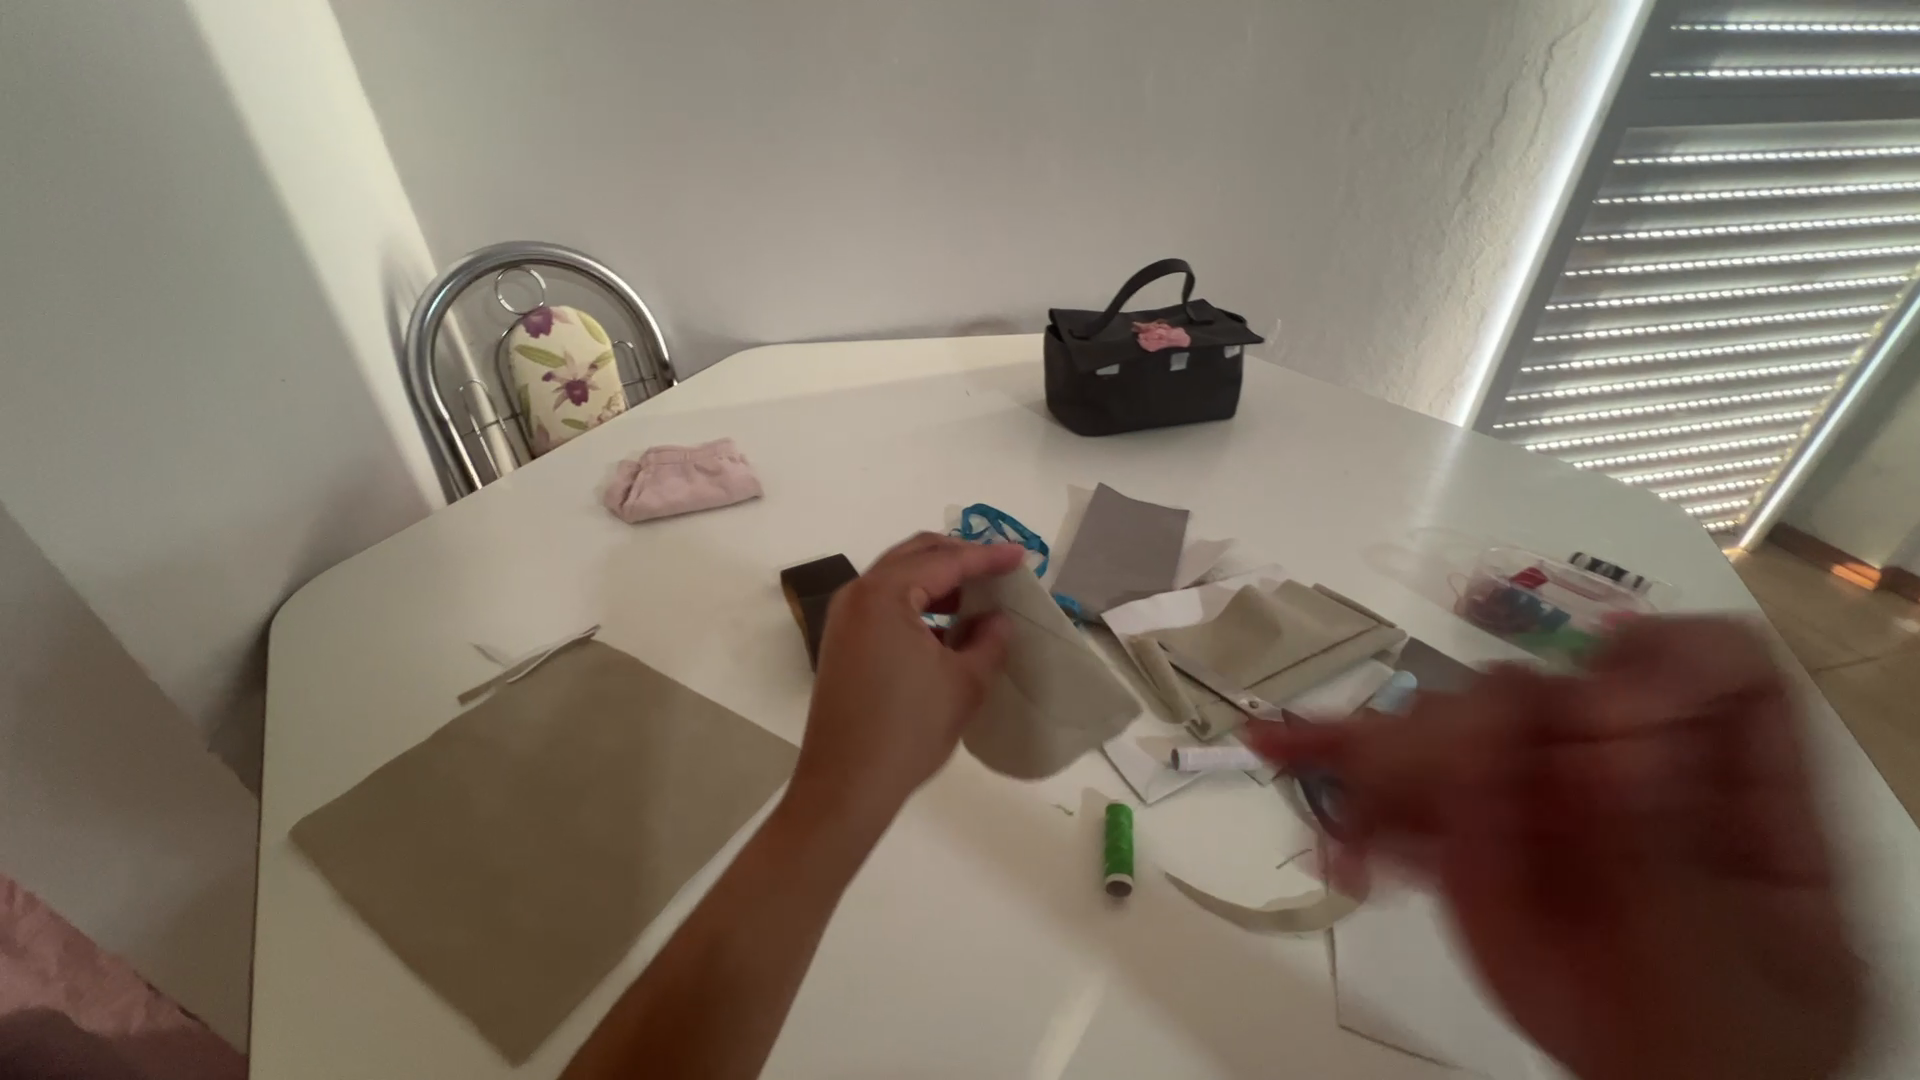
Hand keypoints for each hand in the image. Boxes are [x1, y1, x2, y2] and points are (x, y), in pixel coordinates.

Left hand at [788, 534, 1022, 830]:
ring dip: (937, 580)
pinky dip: (916, 604)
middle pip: (914, 556)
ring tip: (977, 595)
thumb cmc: (908, 730)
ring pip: (897, 579)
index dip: (987, 556)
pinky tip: (946, 627)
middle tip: (997, 567)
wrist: (846, 786)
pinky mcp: (842, 644)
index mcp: (884, 595)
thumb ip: (989, 641)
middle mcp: (858, 596)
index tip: (1022, 555)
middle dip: (958, 557)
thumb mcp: (964, 683)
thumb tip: (998, 619)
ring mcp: (844, 620)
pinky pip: (884, 606)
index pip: (945, 561)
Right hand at [1248, 617, 1863, 1079]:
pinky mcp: (1452, 805)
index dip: (1643, 664)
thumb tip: (1604, 734)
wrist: (1628, 1071)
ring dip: (1376, 761)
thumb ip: (1663, 844)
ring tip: (1352, 836)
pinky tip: (1277, 752)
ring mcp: (1522, 773)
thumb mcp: (1718, 952)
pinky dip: (1325, 758)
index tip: (1589, 720)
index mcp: (1705, 772)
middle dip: (1461, 735)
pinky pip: (1383, 767)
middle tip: (1423, 799)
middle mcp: (1606, 750)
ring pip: (1433, 720)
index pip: (1695, 662)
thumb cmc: (1707, 1029)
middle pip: (1526, 688)